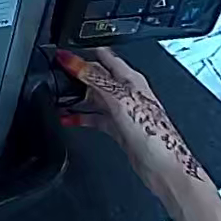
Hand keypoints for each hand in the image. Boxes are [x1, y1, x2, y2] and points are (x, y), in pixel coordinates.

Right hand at [56, 48, 208, 192]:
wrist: (164, 168)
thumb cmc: (153, 134)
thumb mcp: (118, 98)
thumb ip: (93, 78)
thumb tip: (70, 59)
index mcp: (130, 79)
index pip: (104, 57)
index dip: (83, 52)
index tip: (62, 54)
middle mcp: (126, 93)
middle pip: (96, 77)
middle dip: (76, 76)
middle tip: (56, 76)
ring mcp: (122, 112)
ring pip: (93, 98)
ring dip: (75, 97)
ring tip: (57, 97)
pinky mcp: (118, 129)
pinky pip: (94, 118)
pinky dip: (80, 117)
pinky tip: (68, 118)